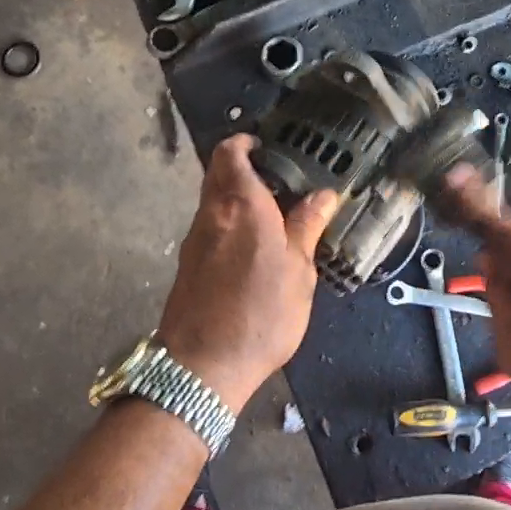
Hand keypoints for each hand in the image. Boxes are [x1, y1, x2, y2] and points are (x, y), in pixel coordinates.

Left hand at [157, 135, 338, 412]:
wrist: (201, 367)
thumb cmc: (260, 314)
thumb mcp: (299, 272)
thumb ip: (307, 227)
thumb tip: (323, 195)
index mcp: (242, 204)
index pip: (231, 152)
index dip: (245, 142)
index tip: (266, 146)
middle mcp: (212, 213)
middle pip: (219, 173)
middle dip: (243, 168)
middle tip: (279, 180)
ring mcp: (195, 239)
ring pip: (213, 201)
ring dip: (236, 198)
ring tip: (273, 215)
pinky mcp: (187, 264)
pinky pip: (210, 227)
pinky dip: (229, 223)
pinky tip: (252, 247)